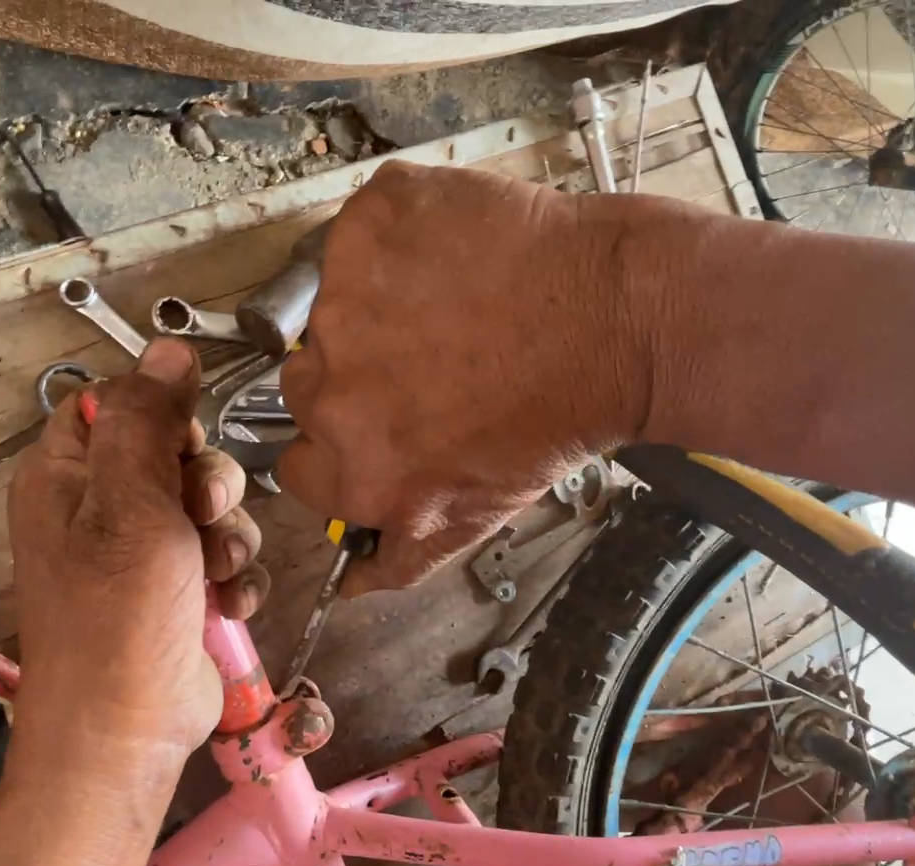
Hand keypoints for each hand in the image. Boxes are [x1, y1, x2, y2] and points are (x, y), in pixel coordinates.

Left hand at [7, 339, 269, 770]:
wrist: (128, 732)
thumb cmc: (119, 616)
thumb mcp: (131, 507)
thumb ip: (149, 422)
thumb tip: (169, 345)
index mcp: (68, 477)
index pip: (115, 407)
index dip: (160, 417)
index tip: (184, 445)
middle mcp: (103, 509)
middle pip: (177, 455)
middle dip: (209, 486)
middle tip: (206, 517)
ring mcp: (146, 555)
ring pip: (213, 509)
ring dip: (230, 539)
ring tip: (218, 577)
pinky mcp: (184, 593)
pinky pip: (226, 559)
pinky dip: (235, 580)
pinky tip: (227, 606)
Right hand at [277, 162, 649, 593]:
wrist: (614, 326)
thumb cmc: (550, 429)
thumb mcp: (474, 519)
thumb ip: (401, 560)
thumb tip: (347, 586)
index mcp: (355, 473)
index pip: (300, 467)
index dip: (340, 447)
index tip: (377, 424)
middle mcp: (332, 394)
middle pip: (304, 390)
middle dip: (352, 382)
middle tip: (417, 366)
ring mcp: (342, 303)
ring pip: (327, 315)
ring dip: (370, 313)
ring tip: (443, 311)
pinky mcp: (365, 230)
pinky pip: (356, 241)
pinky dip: (392, 246)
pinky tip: (448, 261)